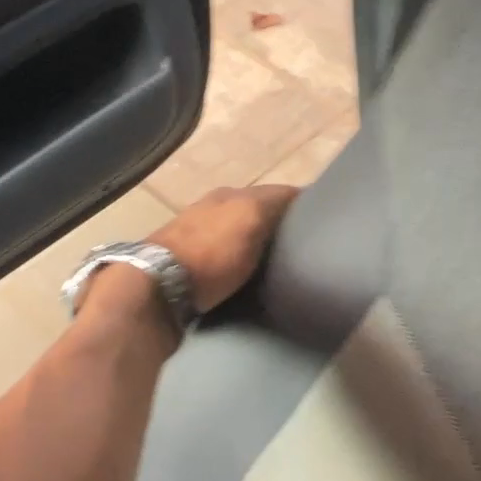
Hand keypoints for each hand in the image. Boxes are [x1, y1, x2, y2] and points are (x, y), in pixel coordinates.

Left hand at [147, 184, 299, 311]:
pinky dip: (241, 261)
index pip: (276, 193)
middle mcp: (214, 208)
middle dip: (279, 226)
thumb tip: (301, 194)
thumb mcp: (250, 219)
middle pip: (256, 212)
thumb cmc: (211, 253)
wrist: (160, 288)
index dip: (300, 205)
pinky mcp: (190, 263)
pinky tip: (249, 275)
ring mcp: (199, 235)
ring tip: (280, 265)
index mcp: (230, 195)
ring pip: (241, 234)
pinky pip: (226, 256)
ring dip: (259, 244)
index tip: (320, 226)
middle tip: (303, 249)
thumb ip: (273, 203)